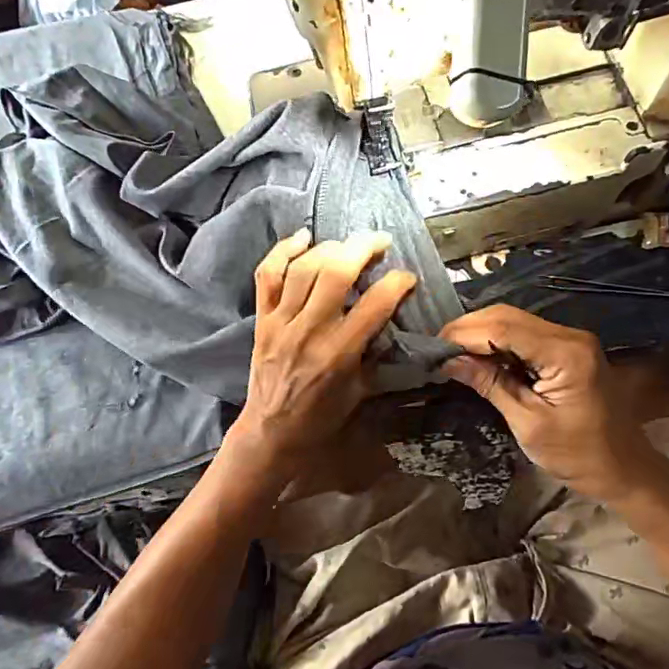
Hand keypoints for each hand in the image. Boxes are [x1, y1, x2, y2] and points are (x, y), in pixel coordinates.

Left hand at [224, 229, 417, 477]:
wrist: (271, 430)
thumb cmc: (320, 416)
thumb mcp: (360, 391)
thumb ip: (378, 356)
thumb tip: (397, 322)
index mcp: (339, 353)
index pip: (375, 304)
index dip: (397, 282)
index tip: (406, 276)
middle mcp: (309, 331)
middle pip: (336, 272)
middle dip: (363, 247)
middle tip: (380, 240)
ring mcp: (281, 322)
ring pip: (303, 268)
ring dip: (329, 247)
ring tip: (347, 243)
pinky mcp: (261, 319)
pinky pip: (267, 276)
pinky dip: (282, 251)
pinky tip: (302, 238)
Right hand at [438, 305, 668, 502]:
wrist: (624, 469)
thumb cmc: (578, 454)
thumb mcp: (527, 423)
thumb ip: (489, 384)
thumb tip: (447, 361)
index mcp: (566, 355)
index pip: (502, 329)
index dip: (463, 335)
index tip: (432, 351)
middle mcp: (569, 336)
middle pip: (505, 316)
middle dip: (465, 330)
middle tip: (435, 351)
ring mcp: (569, 340)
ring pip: (510, 320)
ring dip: (476, 333)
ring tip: (448, 353)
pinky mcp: (564, 348)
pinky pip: (520, 333)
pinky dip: (492, 340)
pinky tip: (474, 356)